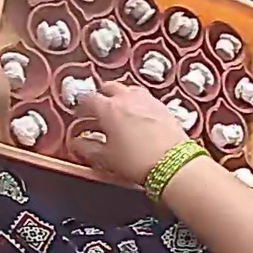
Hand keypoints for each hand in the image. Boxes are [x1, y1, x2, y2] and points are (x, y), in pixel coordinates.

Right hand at [71, 82, 190, 185]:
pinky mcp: (163, 107)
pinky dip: (138, 104)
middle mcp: (128, 98)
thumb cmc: (139, 161)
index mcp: (108, 108)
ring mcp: (148, 100)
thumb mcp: (106, 158)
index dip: (81, 106)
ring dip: (121, 97)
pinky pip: (146, 98)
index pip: (88, 99)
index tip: (80, 114)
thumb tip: (78, 144)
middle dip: (101, 96)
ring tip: (119, 112)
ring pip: (129, 90)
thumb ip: (88, 148)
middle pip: (109, 87)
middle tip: (98, 110)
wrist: (174, 165)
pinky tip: (138, 117)